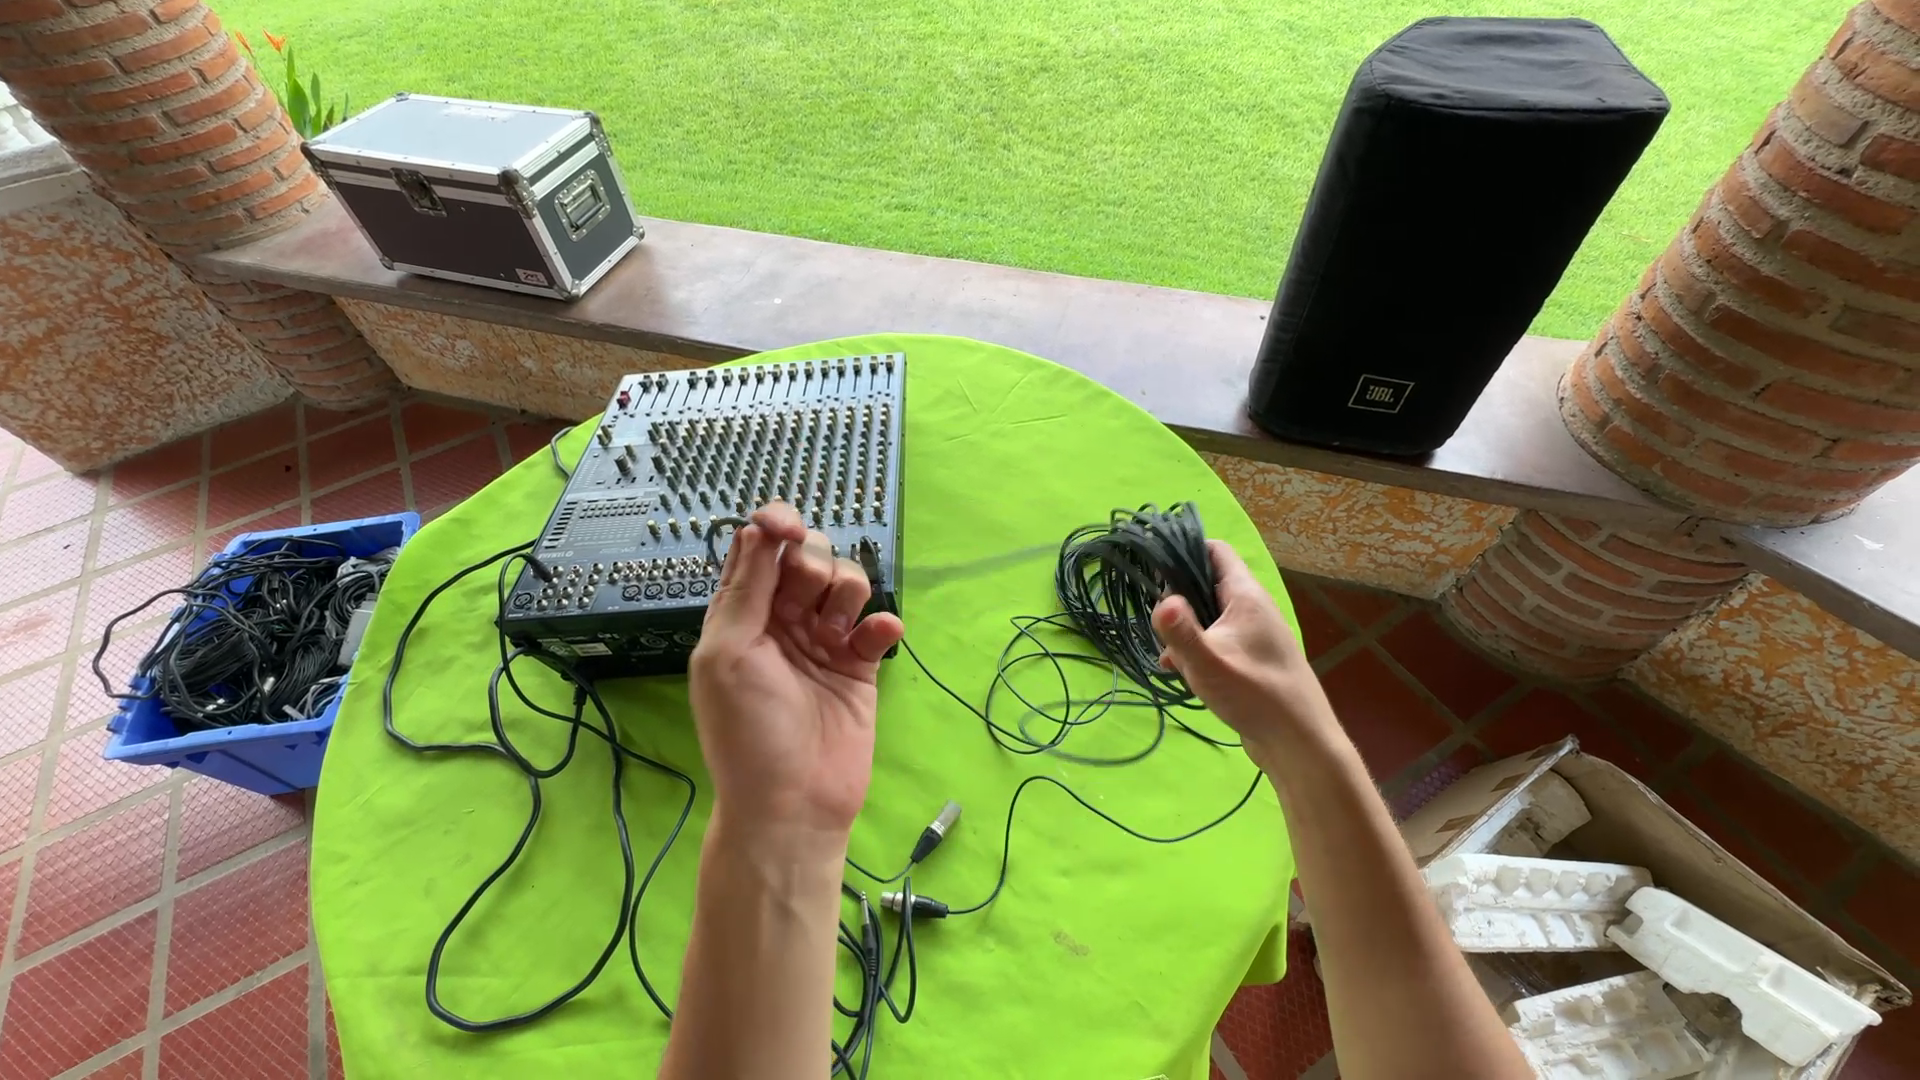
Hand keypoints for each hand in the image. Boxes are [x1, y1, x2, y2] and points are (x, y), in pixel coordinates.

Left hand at [688, 502, 904, 839]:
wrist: (793, 804)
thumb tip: (756, 528)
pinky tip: (875, 641)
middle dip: (813, 564)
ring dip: (847, 593)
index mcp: (742, 614)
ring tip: (839, 631)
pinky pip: (877, 625)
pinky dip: (880, 625)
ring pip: (846, 583)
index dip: (775, 527)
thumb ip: (744, 590)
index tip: (788, 529)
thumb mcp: (727, 655)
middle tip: (807, 601)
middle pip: (809, 557)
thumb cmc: (748, 731)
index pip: (759, 548)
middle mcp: (783, 620)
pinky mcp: (860, 664)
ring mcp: (824, 641)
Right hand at [1150, 539, 1341, 767]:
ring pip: (1208, 615)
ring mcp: (1253, 633)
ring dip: (1185, 630)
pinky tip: (1181, 672)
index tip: (1153, 566)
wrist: (1299, 742)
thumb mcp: (1209, 663)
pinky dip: (1197, 649)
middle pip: (1206, 582)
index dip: (1183, 550)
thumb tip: (1162, 600)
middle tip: (1159, 622)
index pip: (1215, 550)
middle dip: (1178, 598)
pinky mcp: (1251, 657)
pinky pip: (1216, 639)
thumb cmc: (1256, 695)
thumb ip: (1181, 631)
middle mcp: (1252, 607)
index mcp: (1245, 595)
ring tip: (1170, 655)